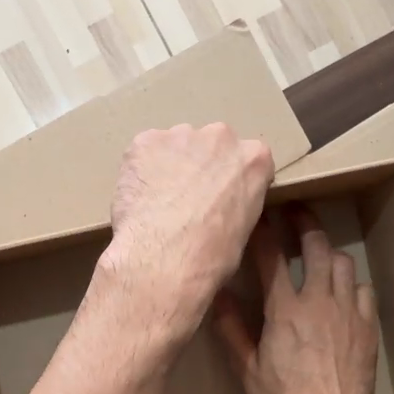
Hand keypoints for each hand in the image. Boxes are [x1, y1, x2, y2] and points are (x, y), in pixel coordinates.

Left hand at [102, 123, 274, 334]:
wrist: (164, 259)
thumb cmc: (212, 256)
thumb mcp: (243, 233)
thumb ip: (237, 206)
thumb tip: (222, 211)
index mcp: (255, 158)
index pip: (249, 160)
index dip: (232, 180)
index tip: (222, 198)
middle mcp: (221, 136)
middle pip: (211, 146)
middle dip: (202, 166)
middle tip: (188, 200)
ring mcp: (180, 135)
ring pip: (176, 146)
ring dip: (170, 166)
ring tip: (159, 202)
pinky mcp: (145, 141)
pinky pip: (144, 152)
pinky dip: (141, 169)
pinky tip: (138, 198)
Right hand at [214, 207, 379, 393]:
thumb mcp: (248, 369)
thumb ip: (231, 329)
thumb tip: (215, 294)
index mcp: (284, 309)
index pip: (270, 255)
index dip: (262, 230)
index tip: (256, 215)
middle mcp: (319, 300)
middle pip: (316, 244)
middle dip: (304, 222)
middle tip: (296, 212)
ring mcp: (348, 310)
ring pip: (343, 262)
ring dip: (328, 252)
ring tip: (318, 254)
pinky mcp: (368, 325)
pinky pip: (363, 288)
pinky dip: (351, 283)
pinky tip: (342, 292)